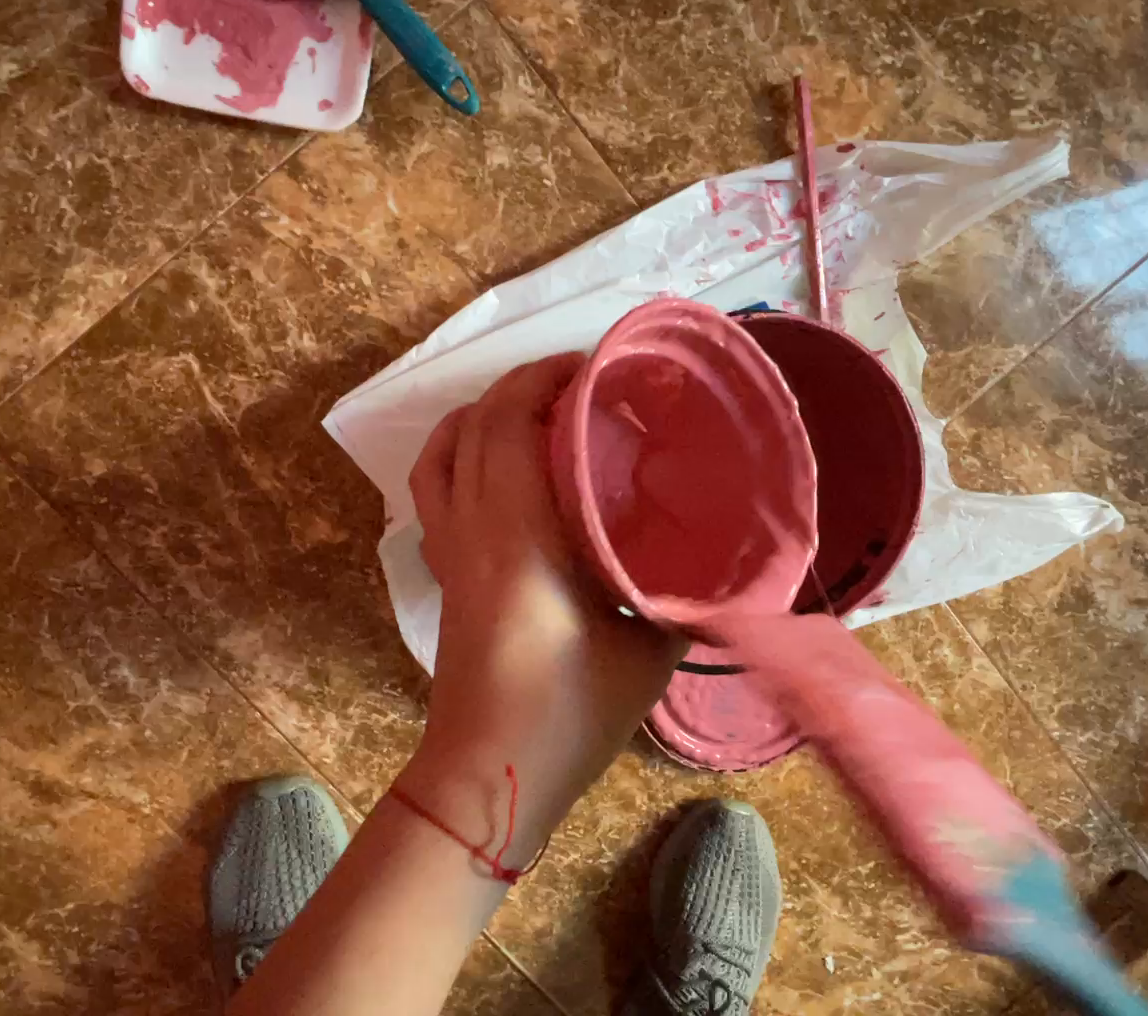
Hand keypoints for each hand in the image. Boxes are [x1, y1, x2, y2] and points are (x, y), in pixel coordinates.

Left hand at [399, 353, 683, 864]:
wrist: (487, 777)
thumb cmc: (567, 716)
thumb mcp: (648, 654)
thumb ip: (681, 598)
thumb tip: (715, 565)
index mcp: (519, 536)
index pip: (510, 424)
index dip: (545, 380)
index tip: (595, 370)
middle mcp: (472, 528)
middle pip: (474, 423)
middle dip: (522, 386)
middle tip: (581, 387)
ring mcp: (448, 550)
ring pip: (441, 450)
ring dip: (482, 414)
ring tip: (533, 412)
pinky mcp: (443, 572)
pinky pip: (432, 489)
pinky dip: (455, 455)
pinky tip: (496, 468)